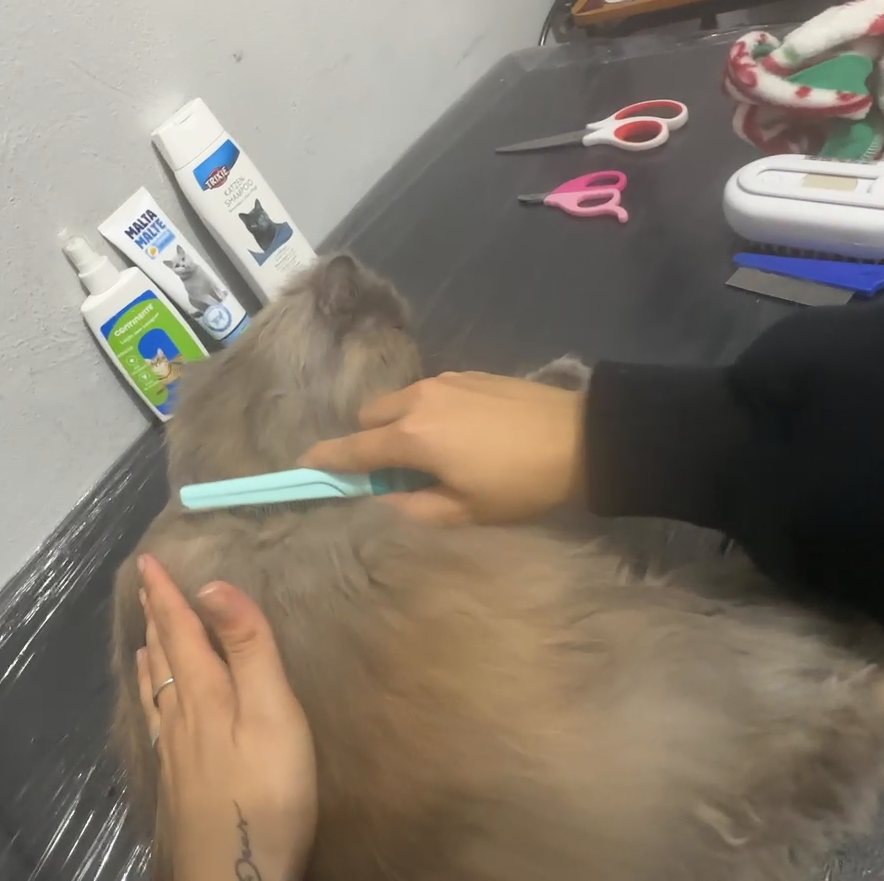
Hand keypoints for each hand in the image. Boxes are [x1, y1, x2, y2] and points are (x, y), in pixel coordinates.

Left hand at [137, 554, 315, 880]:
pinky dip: (153, 691)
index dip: (164, 593)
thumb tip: (212, 584)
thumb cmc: (266, 789)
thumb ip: (247, 647)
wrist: (234, 880)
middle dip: (156, 615)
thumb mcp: (271, 709)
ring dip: (152, 651)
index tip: (147, 561)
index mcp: (203, 689)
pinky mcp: (177, 782)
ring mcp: (174, 752)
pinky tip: (157, 706)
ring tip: (145, 634)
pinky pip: (157, 717)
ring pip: (156, 686)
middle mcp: (180, 714)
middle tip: (145, 586)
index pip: (178, 628)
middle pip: (163, 653)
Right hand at [298, 371, 584, 526]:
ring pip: (397, 402)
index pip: (352, 450)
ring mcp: (442, 381)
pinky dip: (423, 412)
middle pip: (368, 417)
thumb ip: (413, 507)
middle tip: (396, 472)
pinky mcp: (465, 373)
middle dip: (369, 442)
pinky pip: (425, 393)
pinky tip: (458, 432)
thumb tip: (381, 500)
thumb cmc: (519, 483)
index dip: (325, 461)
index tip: (303, 467)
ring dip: (396, 425)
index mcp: (412, 436)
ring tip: (431, 451)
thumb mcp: (466, 511)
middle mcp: (417, 400)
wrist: (581, 438)